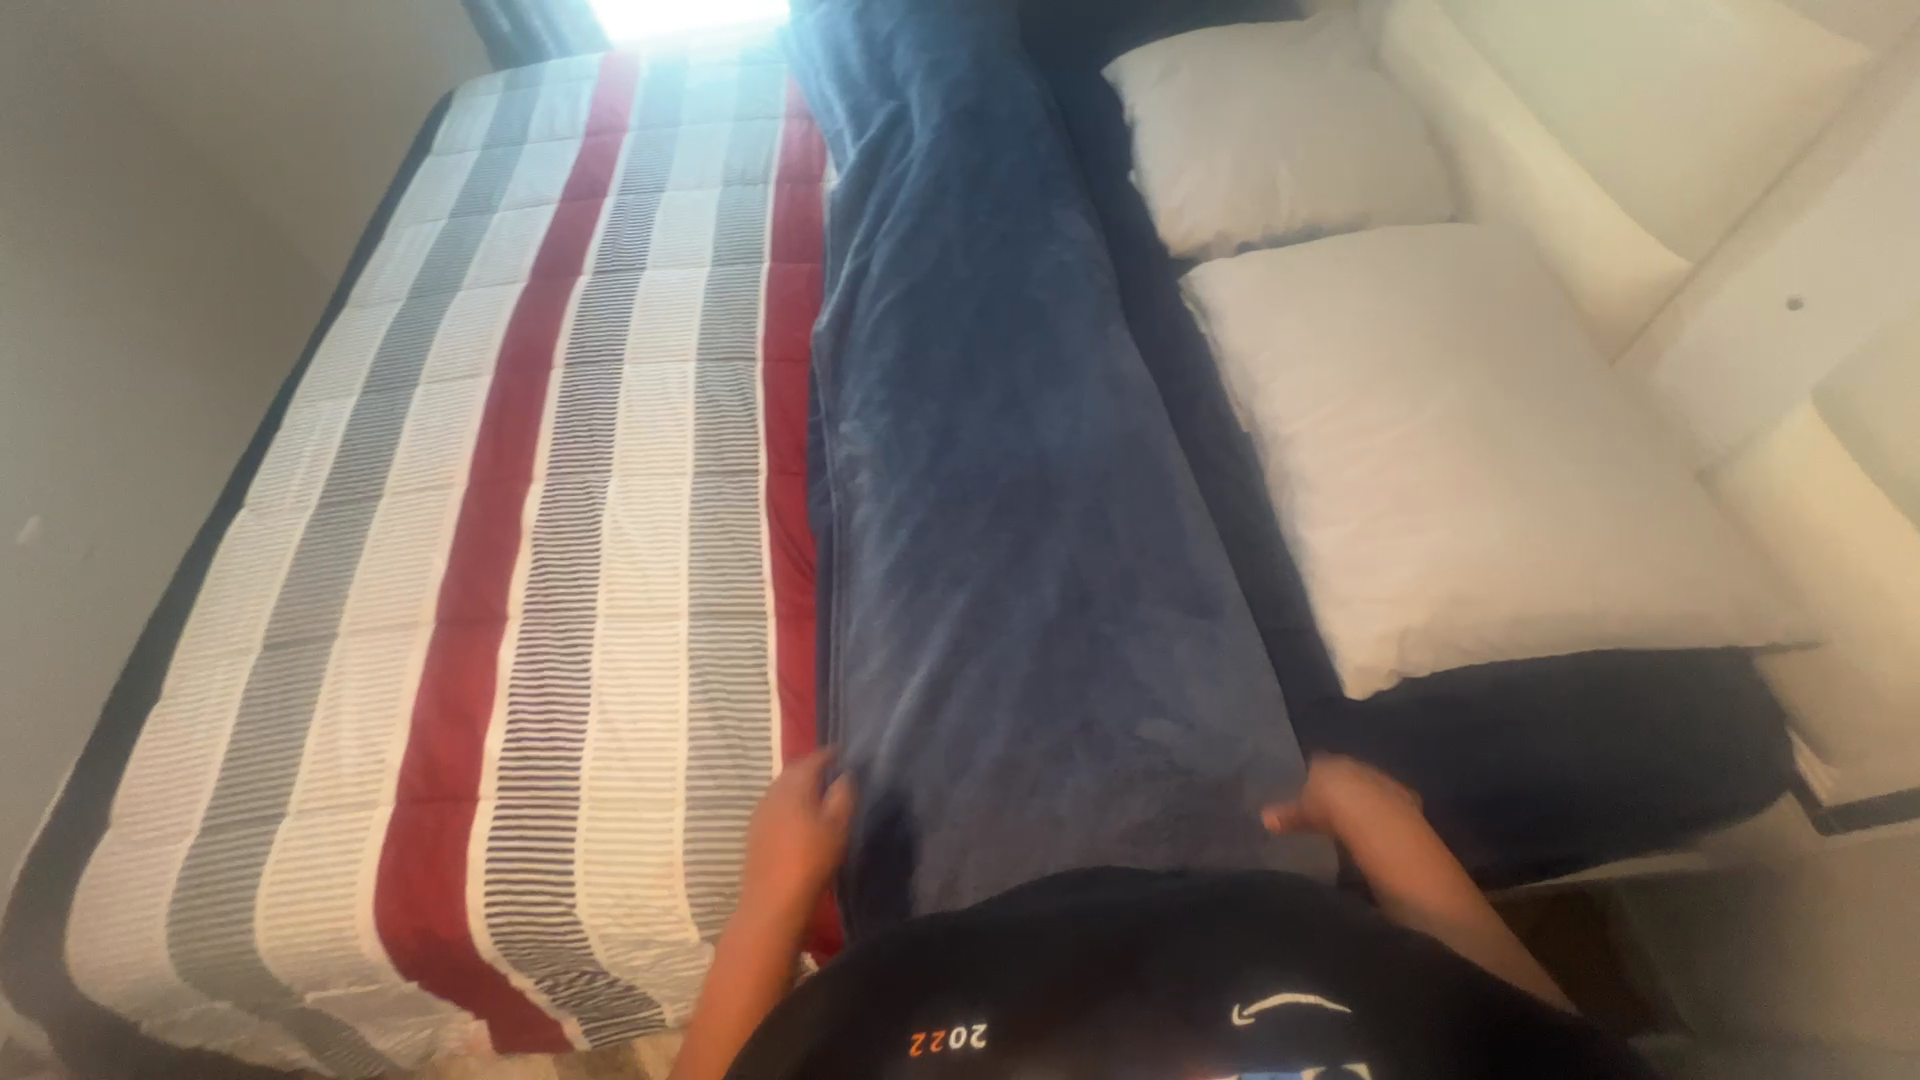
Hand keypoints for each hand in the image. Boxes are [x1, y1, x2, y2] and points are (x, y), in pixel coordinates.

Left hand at [740, 749, 855, 921]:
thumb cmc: (811, 859)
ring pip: (782, 788)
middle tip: (832, 770)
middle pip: (794, 771)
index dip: (829, 754)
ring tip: (818, 792)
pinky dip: (789, 801)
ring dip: (799, 785)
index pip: (813, 760)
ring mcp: (760, 812)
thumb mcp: (838, 825)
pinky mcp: (754, 831)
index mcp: (794, 786)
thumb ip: (843, 794)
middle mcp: (773, 792)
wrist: (773, 901)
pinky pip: (775, 804)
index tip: (843, 751)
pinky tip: (798, 815)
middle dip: (812, 767)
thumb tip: (844, 774)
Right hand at [1262, 754, 1421, 841]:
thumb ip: (1287, 816)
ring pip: (1369, 784)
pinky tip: (1382, 823)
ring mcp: (1382, 777)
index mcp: (1327, 763)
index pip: (1317, 763)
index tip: (1311, 791)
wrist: (1378, 820)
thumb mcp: (1303, 815)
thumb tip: (1264, 818)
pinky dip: (1386, 809)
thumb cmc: (1331, 811)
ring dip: (1365, 796)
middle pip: (1345, 771)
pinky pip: (1391, 800)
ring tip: (1357, 816)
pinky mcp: (1406, 795)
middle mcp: (1354, 764)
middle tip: (1333, 805)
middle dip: (1341, 785)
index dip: (1314, 776)